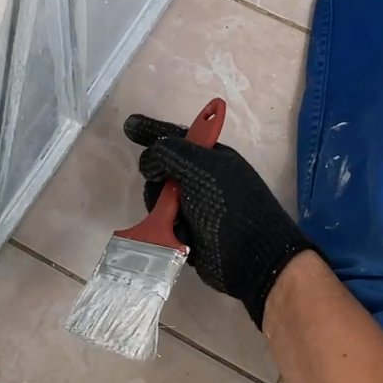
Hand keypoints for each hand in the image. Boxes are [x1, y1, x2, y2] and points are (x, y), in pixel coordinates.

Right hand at [124, 113, 314, 328]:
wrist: (252, 257)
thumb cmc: (229, 206)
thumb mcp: (201, 168)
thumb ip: (169, 153)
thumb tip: (149, 161)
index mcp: (211, 157)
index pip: (175, 136)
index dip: (151, 130)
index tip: (129, 126)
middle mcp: (202, 179)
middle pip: (160, 170)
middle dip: (157, 181)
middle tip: (169, 192)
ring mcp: (196, 206)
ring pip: (158, 199)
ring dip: (163, 209)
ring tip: (182, 221)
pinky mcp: (190, 233)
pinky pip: (163, 224)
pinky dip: (168, 229)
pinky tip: (182, 237)